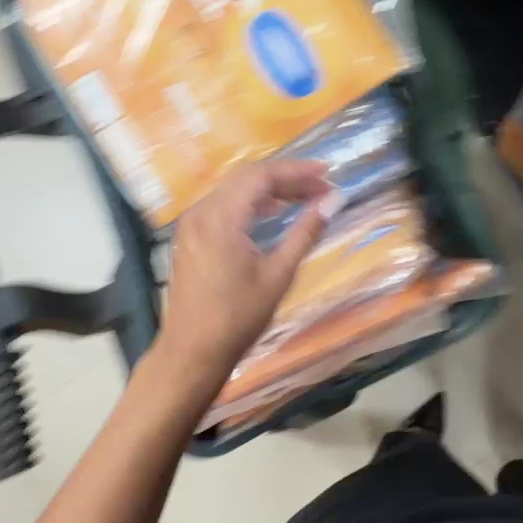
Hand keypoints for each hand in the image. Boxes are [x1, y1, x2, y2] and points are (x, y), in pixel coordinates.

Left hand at [145, 160, 339, 401]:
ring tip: (303, 198)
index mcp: (221, 217)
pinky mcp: (190, 237)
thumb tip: (332, 202)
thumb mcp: (278, 274)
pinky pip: (223, 206)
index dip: (297, 171)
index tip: (328, 174)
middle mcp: (201, 211)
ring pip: (234, 191)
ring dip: (269, 191)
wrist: (192, 351)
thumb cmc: (238, 317)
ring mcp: (191, 224)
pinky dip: (250, 204)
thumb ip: (305, 233)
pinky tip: (272, 214)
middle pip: (247, 179)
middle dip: (286, 179)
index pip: (262, 176)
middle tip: (321, 187)